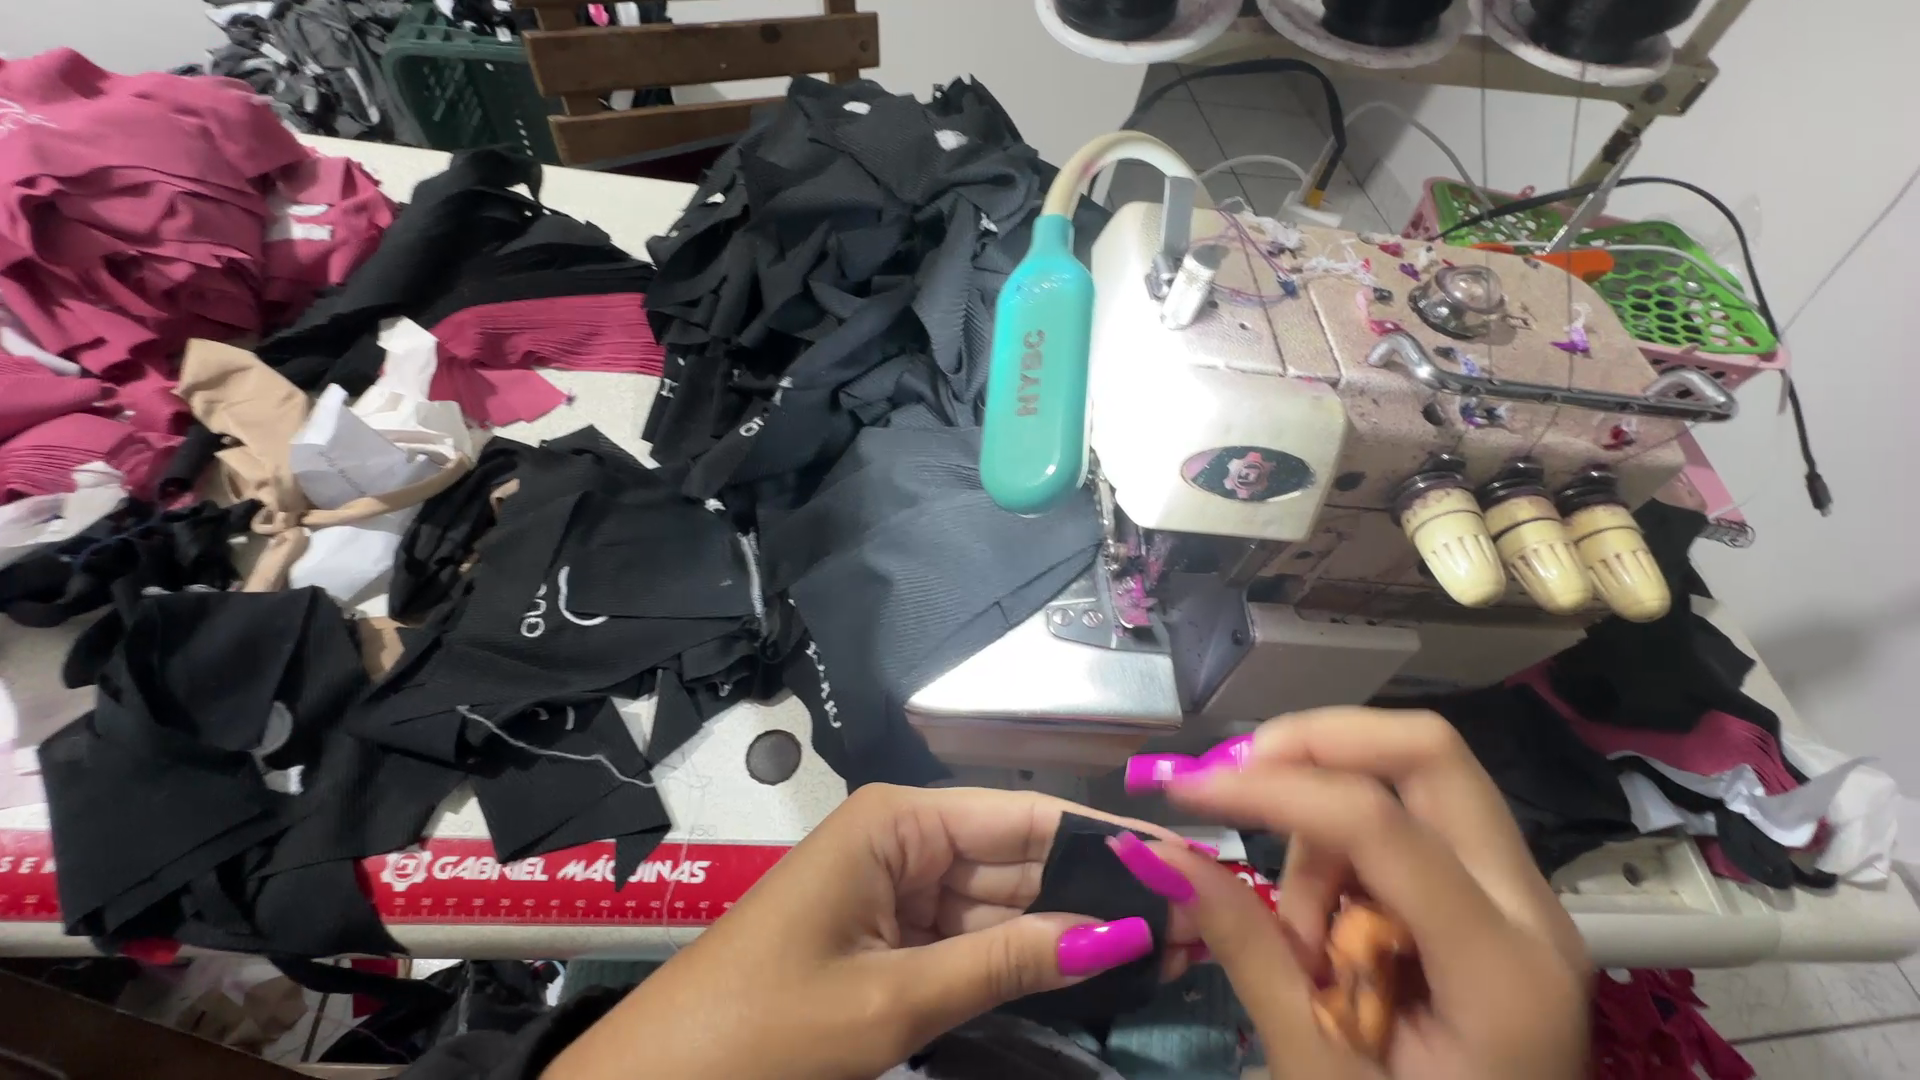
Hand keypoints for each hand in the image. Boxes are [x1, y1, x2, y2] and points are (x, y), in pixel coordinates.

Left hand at [544, 784, 1199, 1079]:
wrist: (661, 1079)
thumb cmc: (768, 1025)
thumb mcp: (897, 996)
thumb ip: (1010, 960)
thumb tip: (1121, 933)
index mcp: (901, 820)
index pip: (1027, 817)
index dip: (1106, 838)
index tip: (1183, 859)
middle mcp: (906, 834)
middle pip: (1021, 855)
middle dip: (1100, 887)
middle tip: (1193, 915)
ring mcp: (900, 881)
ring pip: (1003, 896)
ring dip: (1072, 923)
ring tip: (1165, 942)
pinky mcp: (893, 925)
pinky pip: (971, 930)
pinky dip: (1024, 951)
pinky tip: (1090, 962)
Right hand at [1122, 708, 1588, 1078]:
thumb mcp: (1316, 1066)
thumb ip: (1242, 942)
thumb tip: (1156, 851)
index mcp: (1500, 970)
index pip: (1376, 823)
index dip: (1268, 789)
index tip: (1182, 788)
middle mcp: (1530, 909)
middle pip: (1426, 752)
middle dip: (1315, 745)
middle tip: (1238, 779)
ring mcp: (1523, 897)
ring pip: (1410, 778)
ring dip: (1323, 820)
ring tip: (1295, 927)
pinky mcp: (1497, 898)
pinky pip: (1409, 819)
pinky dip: (1343, 843)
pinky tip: (1328, 924)